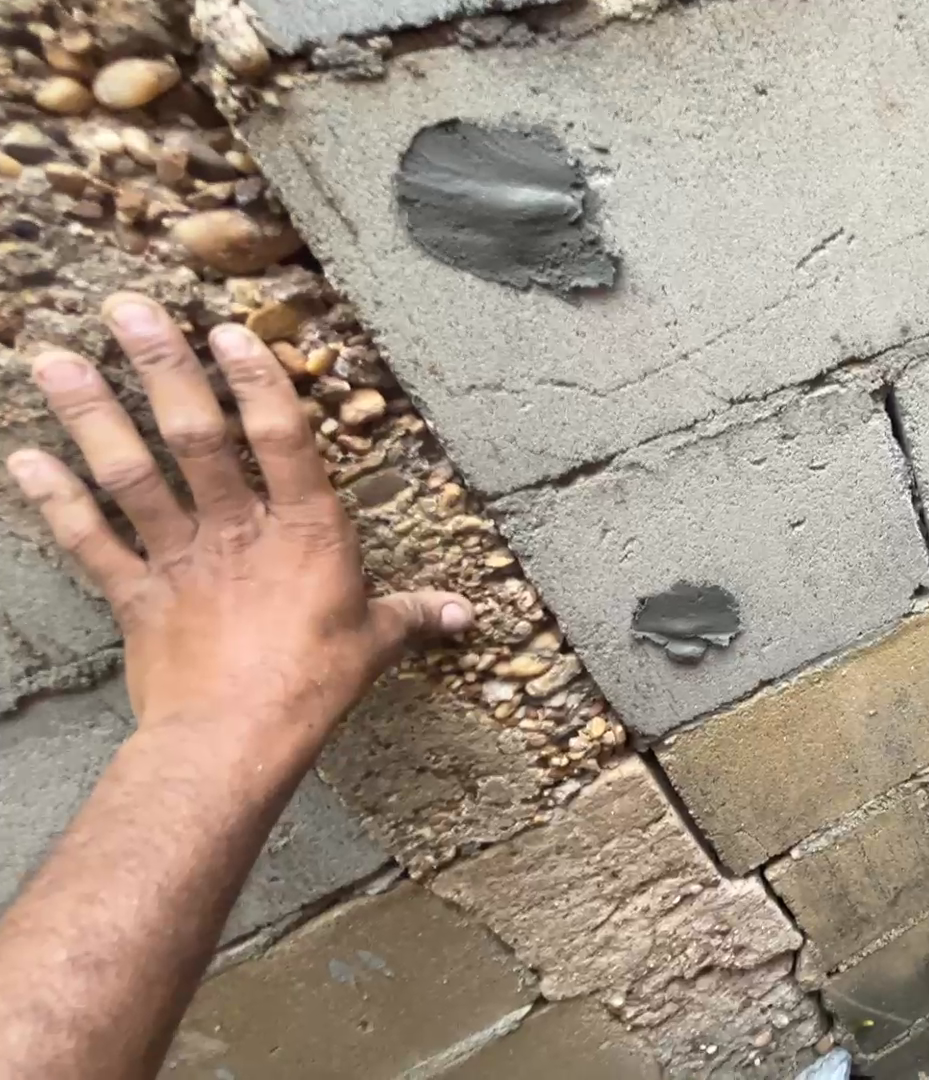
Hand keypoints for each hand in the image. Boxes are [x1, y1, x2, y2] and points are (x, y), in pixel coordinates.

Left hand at [5, 293, 469, 759]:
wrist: (236, 733)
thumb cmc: (321, 677)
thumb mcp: (382, 639)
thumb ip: (420, 614)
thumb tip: (469, 614)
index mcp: (309, 533)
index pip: (284, 443)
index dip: (258, 385)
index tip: (230, 334)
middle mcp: (240, 531)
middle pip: (196, 440)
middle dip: (162, 372)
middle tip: (129, 310)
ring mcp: (178, 558)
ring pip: (130, 475)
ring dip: (90, 415)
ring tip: (55, 358)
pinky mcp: (134, 592)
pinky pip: (88, 539)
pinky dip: (53, 499)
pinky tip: (22, 457)